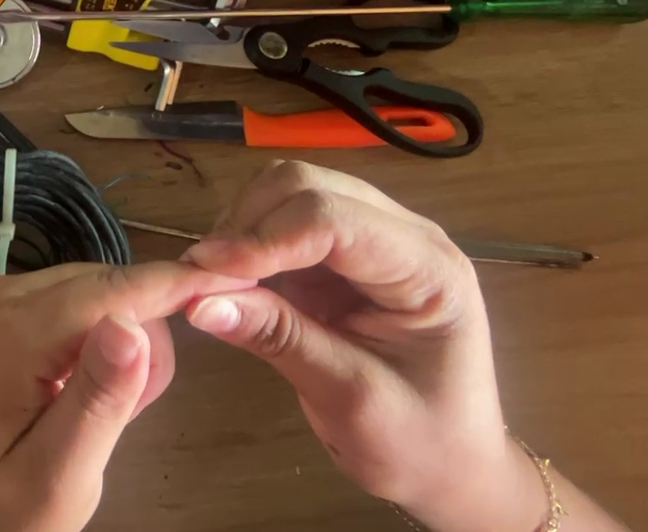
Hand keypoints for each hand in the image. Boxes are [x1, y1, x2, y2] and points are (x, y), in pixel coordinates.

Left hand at [0, 262, 257, 531]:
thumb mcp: (56, 475)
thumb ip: (98, 400)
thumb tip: (134, 323)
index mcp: (17, 331)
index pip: (115, 290)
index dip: (178, 283)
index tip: (241, 275)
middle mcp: (10, 293)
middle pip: (115, 286)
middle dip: (146, 338)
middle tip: (133, 410)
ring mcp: (10, 293)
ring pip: (107, 289)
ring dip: (128, 344)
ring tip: (106, 409)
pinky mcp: (17, 303)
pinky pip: (87, 300)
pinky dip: (107, 340)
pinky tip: (89, 388)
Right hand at [180, 161, 546, 531]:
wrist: (448, 462)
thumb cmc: (419, 443)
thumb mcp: (351, 400)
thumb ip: (279, 340)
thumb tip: (198, 303)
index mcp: (429, 269)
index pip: (334, 220)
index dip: (264, 237)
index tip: (204, 271)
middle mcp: (401, 232)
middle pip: (305, 186)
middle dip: (246, 222)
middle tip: (202, 274)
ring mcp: (368, 231)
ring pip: (284, 188)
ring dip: (240, 224)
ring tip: (212, 276)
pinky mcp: (336, 243)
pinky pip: (277, 212)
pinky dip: (244, 235)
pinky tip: (229, 275)